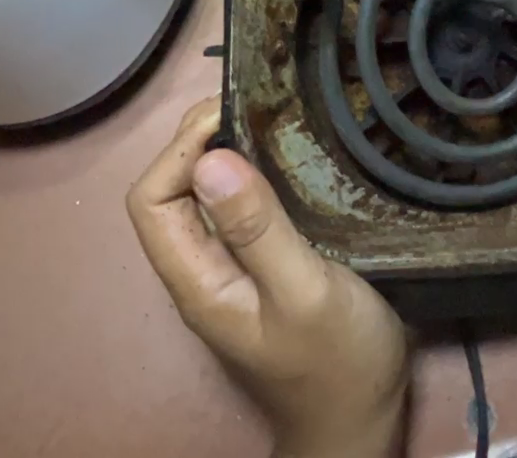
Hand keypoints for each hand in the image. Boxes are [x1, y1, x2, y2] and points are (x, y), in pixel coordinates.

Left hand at [128, 98, 408, 457]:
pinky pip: (244, 207)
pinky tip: (292, 152)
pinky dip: (258, 170)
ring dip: (230, 150)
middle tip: (257, 101)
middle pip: (174, 191)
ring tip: (274, 114)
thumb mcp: (304, 292)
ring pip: (209, 196)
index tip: (233, 112)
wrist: (365, 416)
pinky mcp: (263, 263)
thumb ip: (258, 231)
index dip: (179, 149)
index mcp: (197, 280)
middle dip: (202, 139)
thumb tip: (210, 161)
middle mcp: (204, 268)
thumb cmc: (337, 360)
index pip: (152, 200)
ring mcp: (233, 267)